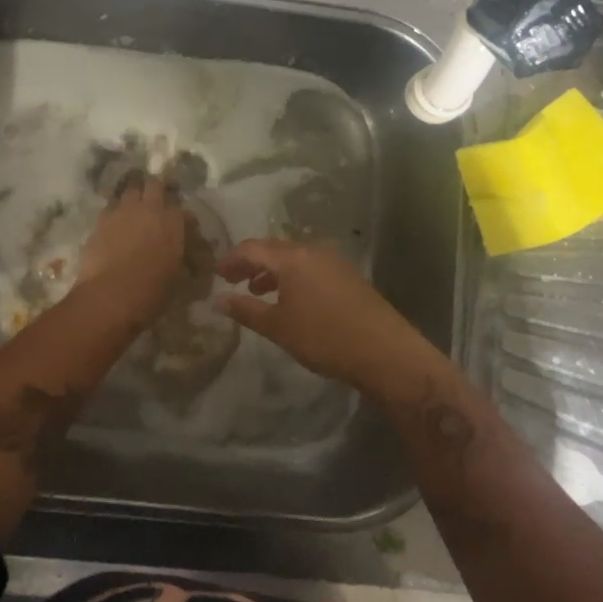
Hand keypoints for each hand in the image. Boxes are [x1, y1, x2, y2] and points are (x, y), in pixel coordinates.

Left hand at [75, 173, 186, 325]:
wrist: (110, 295)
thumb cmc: (151, 291)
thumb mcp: (177, 278)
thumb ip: (182, 260)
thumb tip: (183, 258)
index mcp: (172, 222)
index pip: (183, 211)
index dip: (182, 218)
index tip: (181, 226)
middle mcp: (148, 209)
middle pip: (154, 184)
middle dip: (156, 189)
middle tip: (156, 199)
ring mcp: (121, 212)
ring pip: (128, 191)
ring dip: (133, 197)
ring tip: (133, 210)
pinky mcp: (100, 221)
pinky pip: (109, 209)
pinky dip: (114, 214)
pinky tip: (113, 226)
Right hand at [215, 239, 437, 390]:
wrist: (386, 353)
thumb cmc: (324, 338)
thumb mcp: (277, 327)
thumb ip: (245, 310)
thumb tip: (217, 299)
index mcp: (291, 258)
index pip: (251, 248)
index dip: (231, 259)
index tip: (216, 275)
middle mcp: (312, 252)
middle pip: (273, 248)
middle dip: (251, 262)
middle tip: (232, 280)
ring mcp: (334, 263)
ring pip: (294, 257)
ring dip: (272, 270)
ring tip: (257, 290)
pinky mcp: (349, 277)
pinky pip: (311, 267)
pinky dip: (293, 276)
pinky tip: (291, 299)